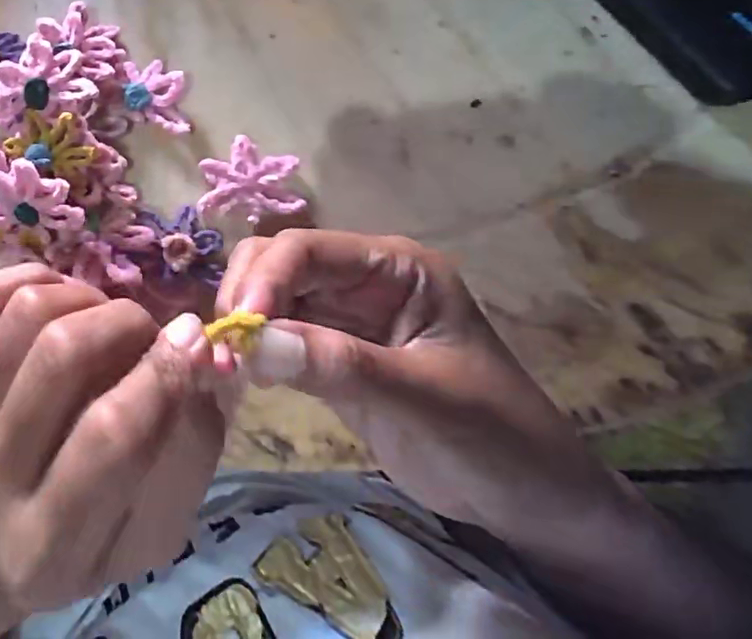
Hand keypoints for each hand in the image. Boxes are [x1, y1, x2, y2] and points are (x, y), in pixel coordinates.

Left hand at [0, 264, 228, 619]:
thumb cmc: (94, 537)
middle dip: (126, 325)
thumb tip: (204, 353)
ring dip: (87, 298)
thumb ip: (192, 443)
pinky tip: (69, 301)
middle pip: (61, 356)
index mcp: (48, 542)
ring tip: (110, 318)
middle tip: (151, 332)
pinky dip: (38, 278)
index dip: (162, 375)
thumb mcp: (159, 522)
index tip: (197, 339)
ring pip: (27, 313)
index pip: (109, 437)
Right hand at [216, 231, 751, 638]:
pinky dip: (251, 349)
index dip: (267, 277)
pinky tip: (237, 373)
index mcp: (395, 266)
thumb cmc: (496, 438)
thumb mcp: (424, 399)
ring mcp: (342, 315)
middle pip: (278, 261)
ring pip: (269, 296)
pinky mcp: (328, 352)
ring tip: (224, 365)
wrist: (528, 502)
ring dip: (240, 321)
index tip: (237, 325)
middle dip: (245, 294)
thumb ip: (341, 366)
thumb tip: (253, 343)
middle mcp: (361, 278)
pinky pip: (275, 335)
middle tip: (223, 347)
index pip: (309, 249)